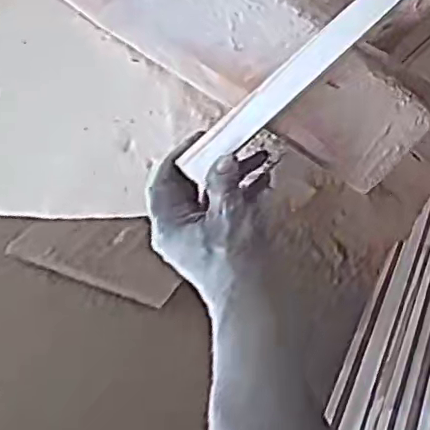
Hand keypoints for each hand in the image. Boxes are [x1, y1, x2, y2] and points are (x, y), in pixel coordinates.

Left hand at [148, 133, 275, 309]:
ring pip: (212, 194)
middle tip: (237, 144)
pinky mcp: (220, 238)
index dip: (178, 156)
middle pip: (190, 186)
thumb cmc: (232, 257)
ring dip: (234, 174)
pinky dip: (245, 189)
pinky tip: (265, 180)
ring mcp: (200, 234)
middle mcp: (180, 228)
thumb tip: (223, 158)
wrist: (248, 292)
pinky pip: (228, 205)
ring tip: (260, 158)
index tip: (201, 136)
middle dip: (215, 163)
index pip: (164, 182)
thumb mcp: (227, 214)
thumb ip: (224, 184)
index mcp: (169, 224)